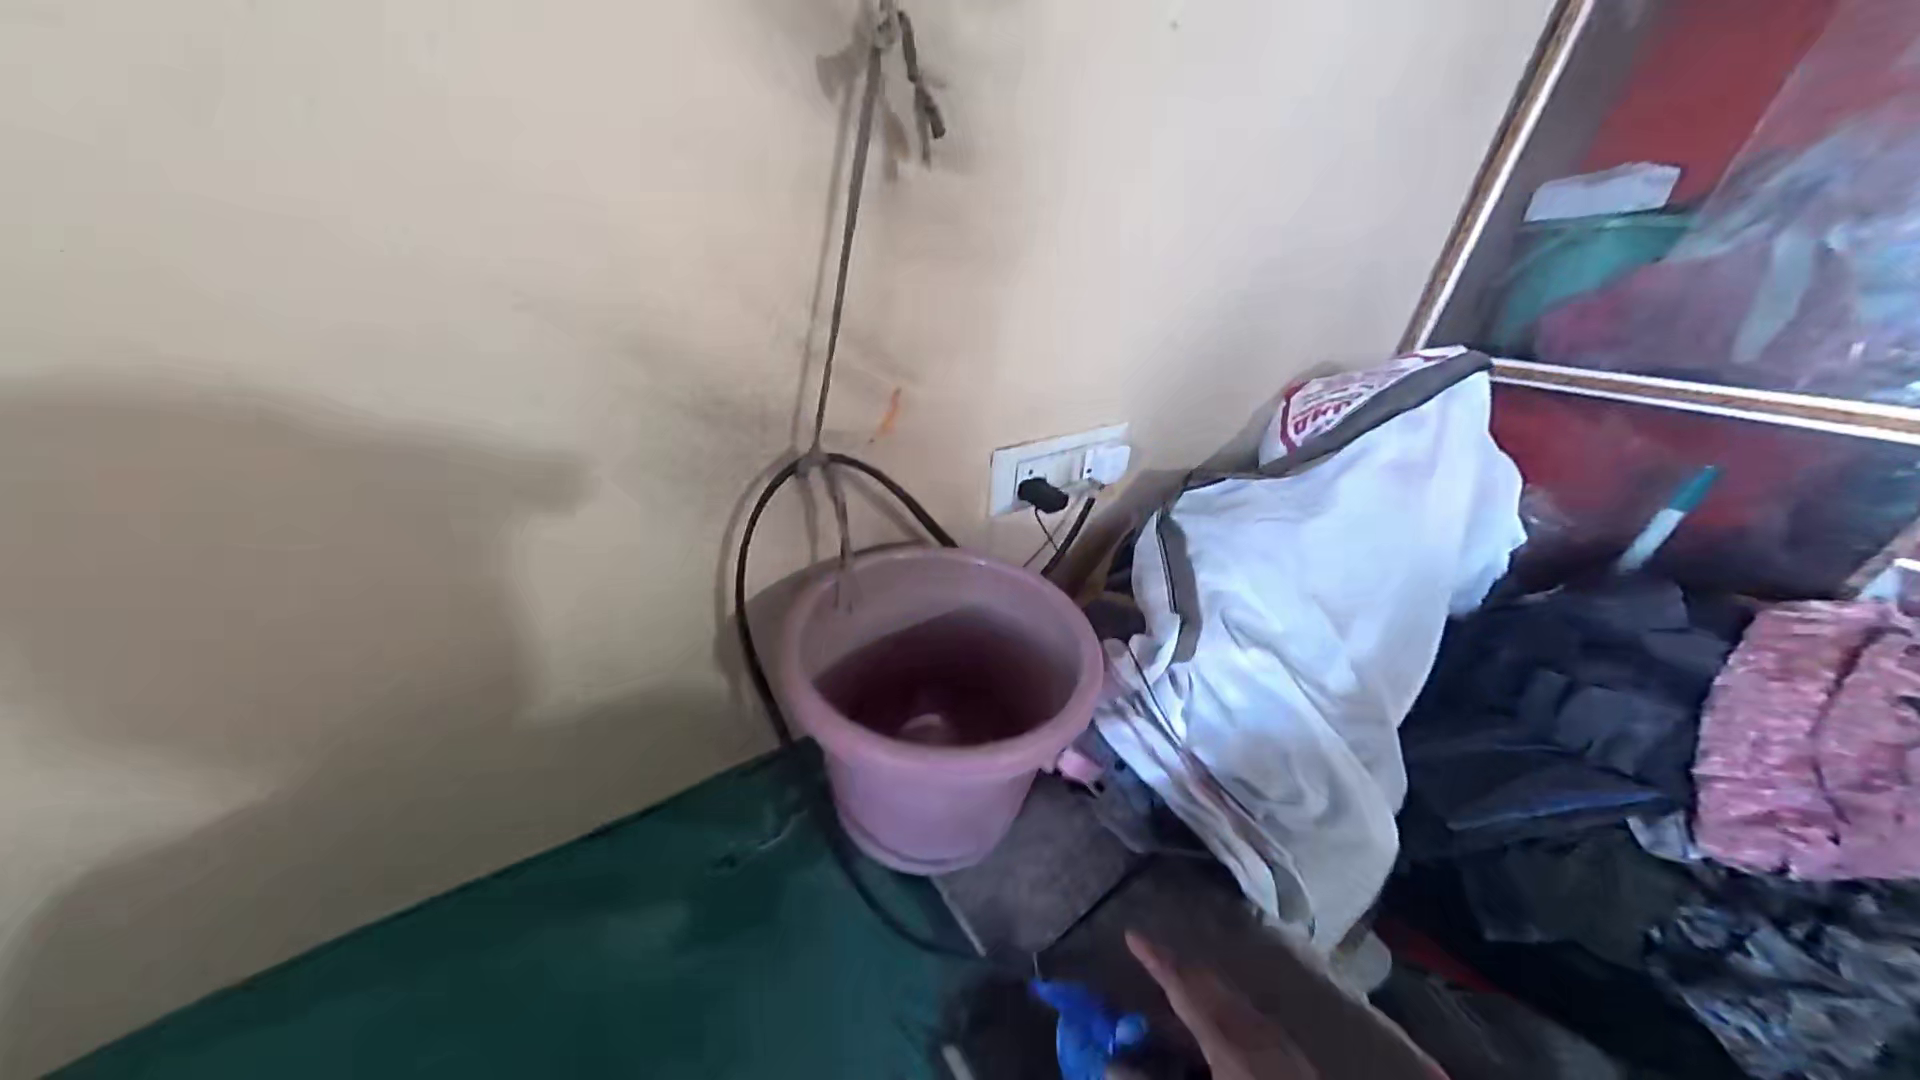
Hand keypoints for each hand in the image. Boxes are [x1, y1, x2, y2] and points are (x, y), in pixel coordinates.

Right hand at [1124, 932, 1321, 1079]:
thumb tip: (1109, 1067)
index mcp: (1226, 1041)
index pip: (1182, 986)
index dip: (1155, 959)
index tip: (1131, 934)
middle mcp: (1251, 1030)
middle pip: (1208, 982)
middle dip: (1176, 964)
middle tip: (1148, 954)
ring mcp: (1276, 1042)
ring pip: (1229, 995)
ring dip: (1198, 981)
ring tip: (1175, 979)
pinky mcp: (1292, 1058)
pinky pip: (1245, 1012)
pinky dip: (1220, 1001)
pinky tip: (1215, 1016)